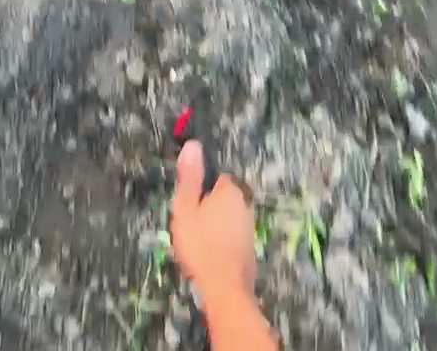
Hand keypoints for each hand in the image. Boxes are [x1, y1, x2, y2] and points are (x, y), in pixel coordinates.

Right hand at [169, 141, 256, 302]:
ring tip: (195, 243)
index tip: (187, 207)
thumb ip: (190, 176)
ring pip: (224, 217)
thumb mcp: (186, 207)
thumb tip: (193, 145)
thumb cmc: (201, 245)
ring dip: (212, 225)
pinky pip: (230, 234)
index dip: (198, 189)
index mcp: (231, 189)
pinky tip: (208, 254)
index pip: (214, 177)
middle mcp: (245, 204)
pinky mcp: (249, 247)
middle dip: (205, 208)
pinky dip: (219, 240)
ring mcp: (250, 227)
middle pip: (219, 197)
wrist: (225, 291)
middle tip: (189, 226)